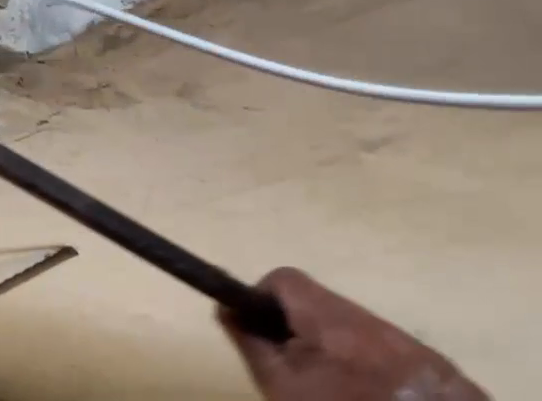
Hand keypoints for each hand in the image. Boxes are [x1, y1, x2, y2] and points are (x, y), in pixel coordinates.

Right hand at [223, 268, 486, 400]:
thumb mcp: (281, 386)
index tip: (263, 329)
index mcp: (334, 321)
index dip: (264, 296)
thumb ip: (250, 341)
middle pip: (322, 303)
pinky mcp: (443, 372)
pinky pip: (392, 351)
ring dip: (337, 345)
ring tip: (336, 383)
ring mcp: (415, 348)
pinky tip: (371, 393)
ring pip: (356, 328)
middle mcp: (376, 324)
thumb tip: (226, 307)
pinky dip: (373, 365)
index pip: (286, 279)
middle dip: (301, 325)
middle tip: (298, 364)